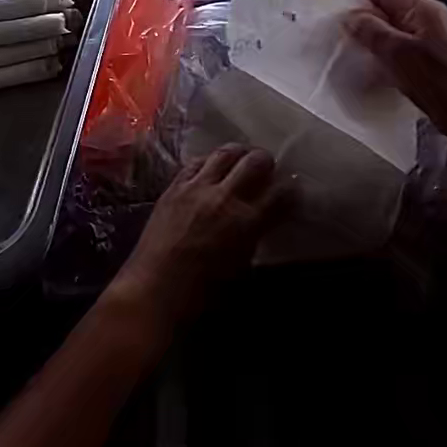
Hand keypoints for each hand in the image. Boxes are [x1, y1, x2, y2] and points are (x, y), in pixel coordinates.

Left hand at [109, 144, 285, 326]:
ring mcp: (197, 187)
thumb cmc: (201, 294)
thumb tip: (262, 222)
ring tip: (242, 160)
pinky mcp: (174, 186)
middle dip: (268, 163)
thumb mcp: (241, 269)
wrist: (153, 291)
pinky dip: (209, 162)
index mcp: (247, 222)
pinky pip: (196, 162)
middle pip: (256, 161)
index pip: (281, 194)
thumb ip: (255, 238)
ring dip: (239, 154)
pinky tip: (211, 168)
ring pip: (226, 153)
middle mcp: (225, 197)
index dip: (291, 190)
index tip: (292, 192)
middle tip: (268, 170)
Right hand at [344, 0, 446, 139]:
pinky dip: (393, 59)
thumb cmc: (439, 82)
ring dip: (380, 46)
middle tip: (356, 49)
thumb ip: (372, 31)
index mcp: (423, 8)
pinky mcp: (438, 59)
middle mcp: (431, 17)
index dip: (363, 4)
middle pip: (390, 10)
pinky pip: (407, 50)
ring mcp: (436, 38)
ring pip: (397, 31)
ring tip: (368, 65)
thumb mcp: (398, 54)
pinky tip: (385, 77)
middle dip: (370, 26)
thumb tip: (350, 15)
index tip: (350, 28)